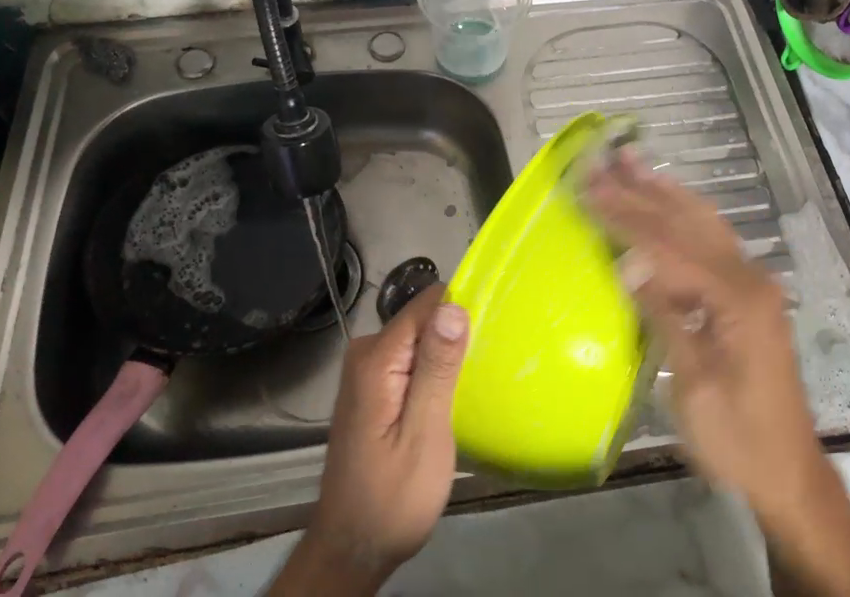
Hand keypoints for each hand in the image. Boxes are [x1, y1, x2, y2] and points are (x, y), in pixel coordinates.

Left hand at [268, 287, 468, 595]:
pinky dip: (433, 373)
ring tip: (478, 382)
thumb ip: (437, 368)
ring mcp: (365, 373)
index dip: (461, 309)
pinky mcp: (372, 390)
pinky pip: (410, 361)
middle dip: (455, 335)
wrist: (353, 546)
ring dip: (447, 356)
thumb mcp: (424, 434)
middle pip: (422, 319)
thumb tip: (453, 306)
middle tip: (488, 368)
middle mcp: (365, 354)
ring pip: (418, 341)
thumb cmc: (393, 497)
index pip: (425, 304)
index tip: (495, 329)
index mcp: (376, 359)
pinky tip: (453, 398)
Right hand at [584, 151, 817, 518]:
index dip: (625, 216)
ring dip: (665, 193)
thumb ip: (665, 315)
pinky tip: (667, 204)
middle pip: (687, 224)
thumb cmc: (737, 437)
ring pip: (704, 224)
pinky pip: (713, 243)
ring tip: (632, 162)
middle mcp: (750, 280)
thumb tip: (628, 262)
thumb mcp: (693, 383)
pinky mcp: (750, 298)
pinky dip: (684, 217)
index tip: (588, 189)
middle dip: (641, 193)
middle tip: (602, 164)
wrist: (789, 473)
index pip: (668, 245)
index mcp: (737, 299)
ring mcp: (754, 286)